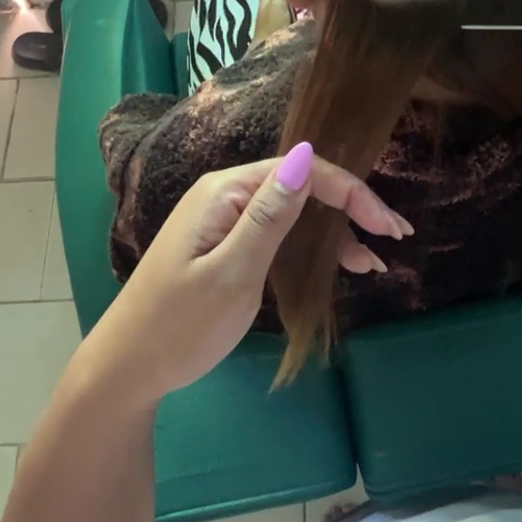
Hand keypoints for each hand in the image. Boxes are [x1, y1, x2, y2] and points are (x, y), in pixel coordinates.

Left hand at [76, 143, 408, 407]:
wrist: (128, 368)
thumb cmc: (181, 325)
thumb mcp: (234, 272)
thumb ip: (272, 215)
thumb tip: (307, 154)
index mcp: (225, 191)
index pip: (302, 170)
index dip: (350, 192)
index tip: (388, 228)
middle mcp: (224, 195)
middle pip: (300, 186)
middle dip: (349, 207)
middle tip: (393, 239)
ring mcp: (222, 220)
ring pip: (291, 211)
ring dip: (333, 230)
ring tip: (374, 260)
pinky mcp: (222, 245)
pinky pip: (275, 233)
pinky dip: (308, 246)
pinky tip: (337, 265)